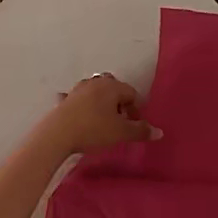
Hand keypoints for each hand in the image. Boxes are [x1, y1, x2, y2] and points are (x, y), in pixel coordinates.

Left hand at [34, 74, 161, 154]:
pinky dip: (82, 105)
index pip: (132, 93)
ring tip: (103, 119)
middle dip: (119, 101)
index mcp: (111, 86)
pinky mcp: (64, 100)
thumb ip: (141, 131)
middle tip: (120, 119)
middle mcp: (94, 83)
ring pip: (94, 91)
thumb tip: (159, 131)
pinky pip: (77, 99)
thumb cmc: (94, 129)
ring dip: (101, 102)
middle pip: (112, 87)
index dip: (136, 109)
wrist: (58, 134)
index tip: (134, 124)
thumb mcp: (121, 133)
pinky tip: (82, 116)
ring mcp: (77, 89)